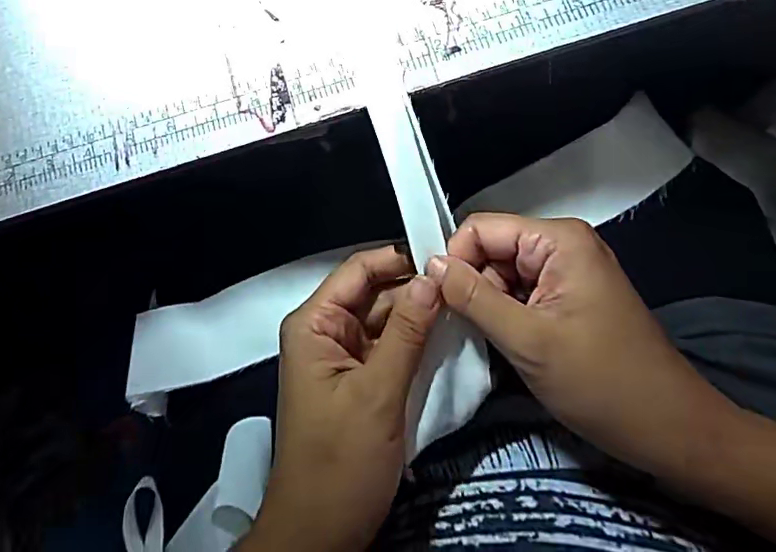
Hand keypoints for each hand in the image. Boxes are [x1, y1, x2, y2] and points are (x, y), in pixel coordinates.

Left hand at [242, 246, 441, 551]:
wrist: (322, 530)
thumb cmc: (339, 463)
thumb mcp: (378, 394)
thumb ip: (406, 335)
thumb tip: (430, 281)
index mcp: (313, 323)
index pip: (356, 271)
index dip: (395, 257)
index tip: (439, 251)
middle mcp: (324, 332)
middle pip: (372, 294)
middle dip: (413, 288)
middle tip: (461, 281)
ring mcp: (342, 358)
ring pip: (383, 321)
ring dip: (417, 315)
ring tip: (461, 303)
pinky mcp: (358, 382)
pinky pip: (387, 349)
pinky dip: (413, 344)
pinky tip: (444, 337)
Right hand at [424, 214, 739, 476]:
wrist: (678, 436)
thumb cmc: (606, 385)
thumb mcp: (528, 341)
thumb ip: (472, 296)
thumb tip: (430, 264)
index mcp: (559, 240)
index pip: (480, 228)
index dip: (457, 261)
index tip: (448, 302)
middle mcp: (564, 244)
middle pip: (490, 248)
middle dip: (475, 285)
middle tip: (477, 328)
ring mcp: (570, 270)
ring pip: (501, 271)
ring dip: (491, 303)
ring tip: (501, 341)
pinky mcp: (571, 294)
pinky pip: (521, 289)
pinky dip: (508, 314)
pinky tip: (516, 342)